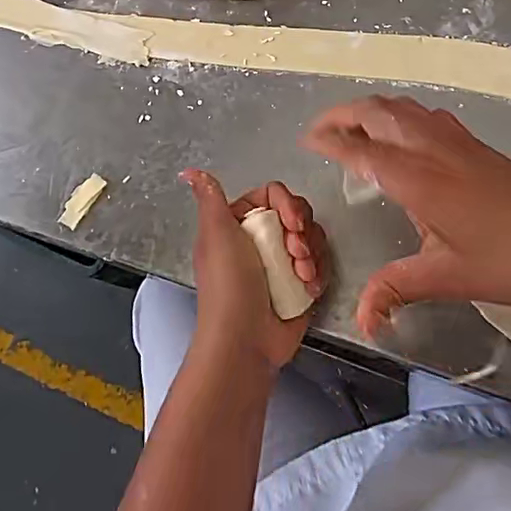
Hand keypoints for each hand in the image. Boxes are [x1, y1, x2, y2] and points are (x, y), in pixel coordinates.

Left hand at [181, 170, 326, 371]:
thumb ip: (210, 197)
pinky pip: (321, 265)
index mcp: (238, 223)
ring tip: (300, 275)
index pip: (273, 195)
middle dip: (302, 232)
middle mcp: (260, 239)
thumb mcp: (216, 234)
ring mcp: (281, 262)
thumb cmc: (229, 285)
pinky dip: (318, 275)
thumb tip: (190, 171)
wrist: (245, 339)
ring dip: (312, 256)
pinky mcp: (299, 284)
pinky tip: (308, 288)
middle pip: (297, 214)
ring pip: (312, 239)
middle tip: (295, 252)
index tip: (291, 223)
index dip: (287, 204)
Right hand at [301, 95, 510, 335]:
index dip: (329, 141)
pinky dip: (398, 112)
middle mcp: (430, 148)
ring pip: (401, 106)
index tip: (307, 142)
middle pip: (376, 112)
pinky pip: (423, 113)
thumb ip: (396, 289)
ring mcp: (454, 140)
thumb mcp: (447, 277)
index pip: (360, 149)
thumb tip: (362, 320)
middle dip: (341, 115)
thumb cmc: (510, 261)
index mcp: (416, 178)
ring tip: (352, 126)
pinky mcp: (474, 142)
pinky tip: (403, 131)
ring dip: (369, 109)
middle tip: (320, 130)